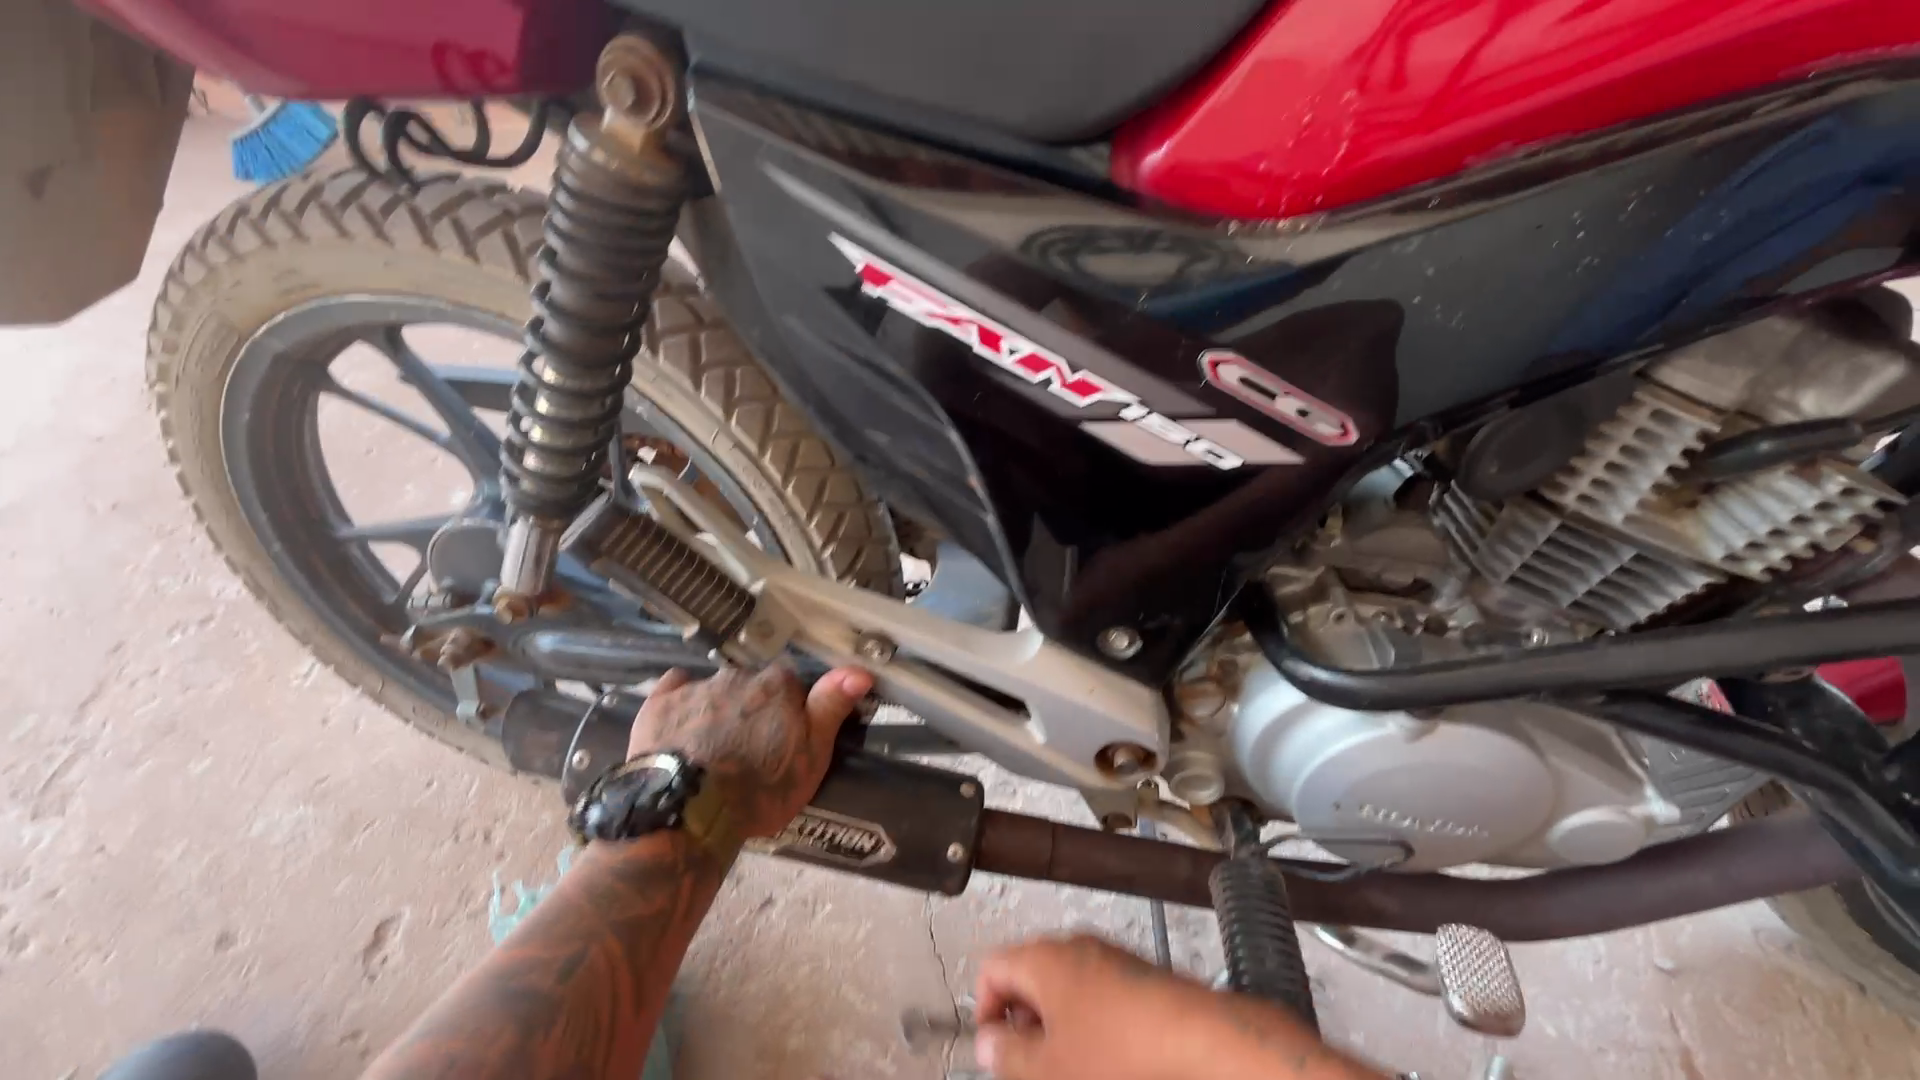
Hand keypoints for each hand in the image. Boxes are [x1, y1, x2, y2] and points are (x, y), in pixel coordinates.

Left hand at [626, 664, 872, 838]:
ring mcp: (698, 686)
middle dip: (754, 708)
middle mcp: (739, 675)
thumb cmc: (760, 788)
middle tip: (752, 746)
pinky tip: (683, 723)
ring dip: (720, 707)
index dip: (791, 711)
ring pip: (717, 688)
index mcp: (779, 684)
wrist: (689, 812)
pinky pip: (677, 688)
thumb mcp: (811, 755)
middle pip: (753, 686)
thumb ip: (832, 707)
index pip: (792, 686)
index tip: (787, 737)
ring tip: (716, 745)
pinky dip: (683, 701)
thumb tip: (860, 670)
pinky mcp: (660, 702)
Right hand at [973, 936, 1381, 1079]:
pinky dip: (1093, 1024)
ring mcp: (1113, 960)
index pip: (992, 968)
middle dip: (1023, 1019)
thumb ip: (1009, 1054)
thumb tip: (991, 1045)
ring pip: (1066, 987)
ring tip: (1070, 1063)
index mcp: (1046, 957)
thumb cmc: (1130, 1050)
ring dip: (1058, 1025)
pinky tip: (1106, 1059)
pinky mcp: (1142, 979)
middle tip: (1027, 1062)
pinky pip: (1100, 995)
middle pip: (1029, 974)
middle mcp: (1078, 947)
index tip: (994, 1047)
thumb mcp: (1050, 1066)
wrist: (1205, 1046)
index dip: (985, 1009)